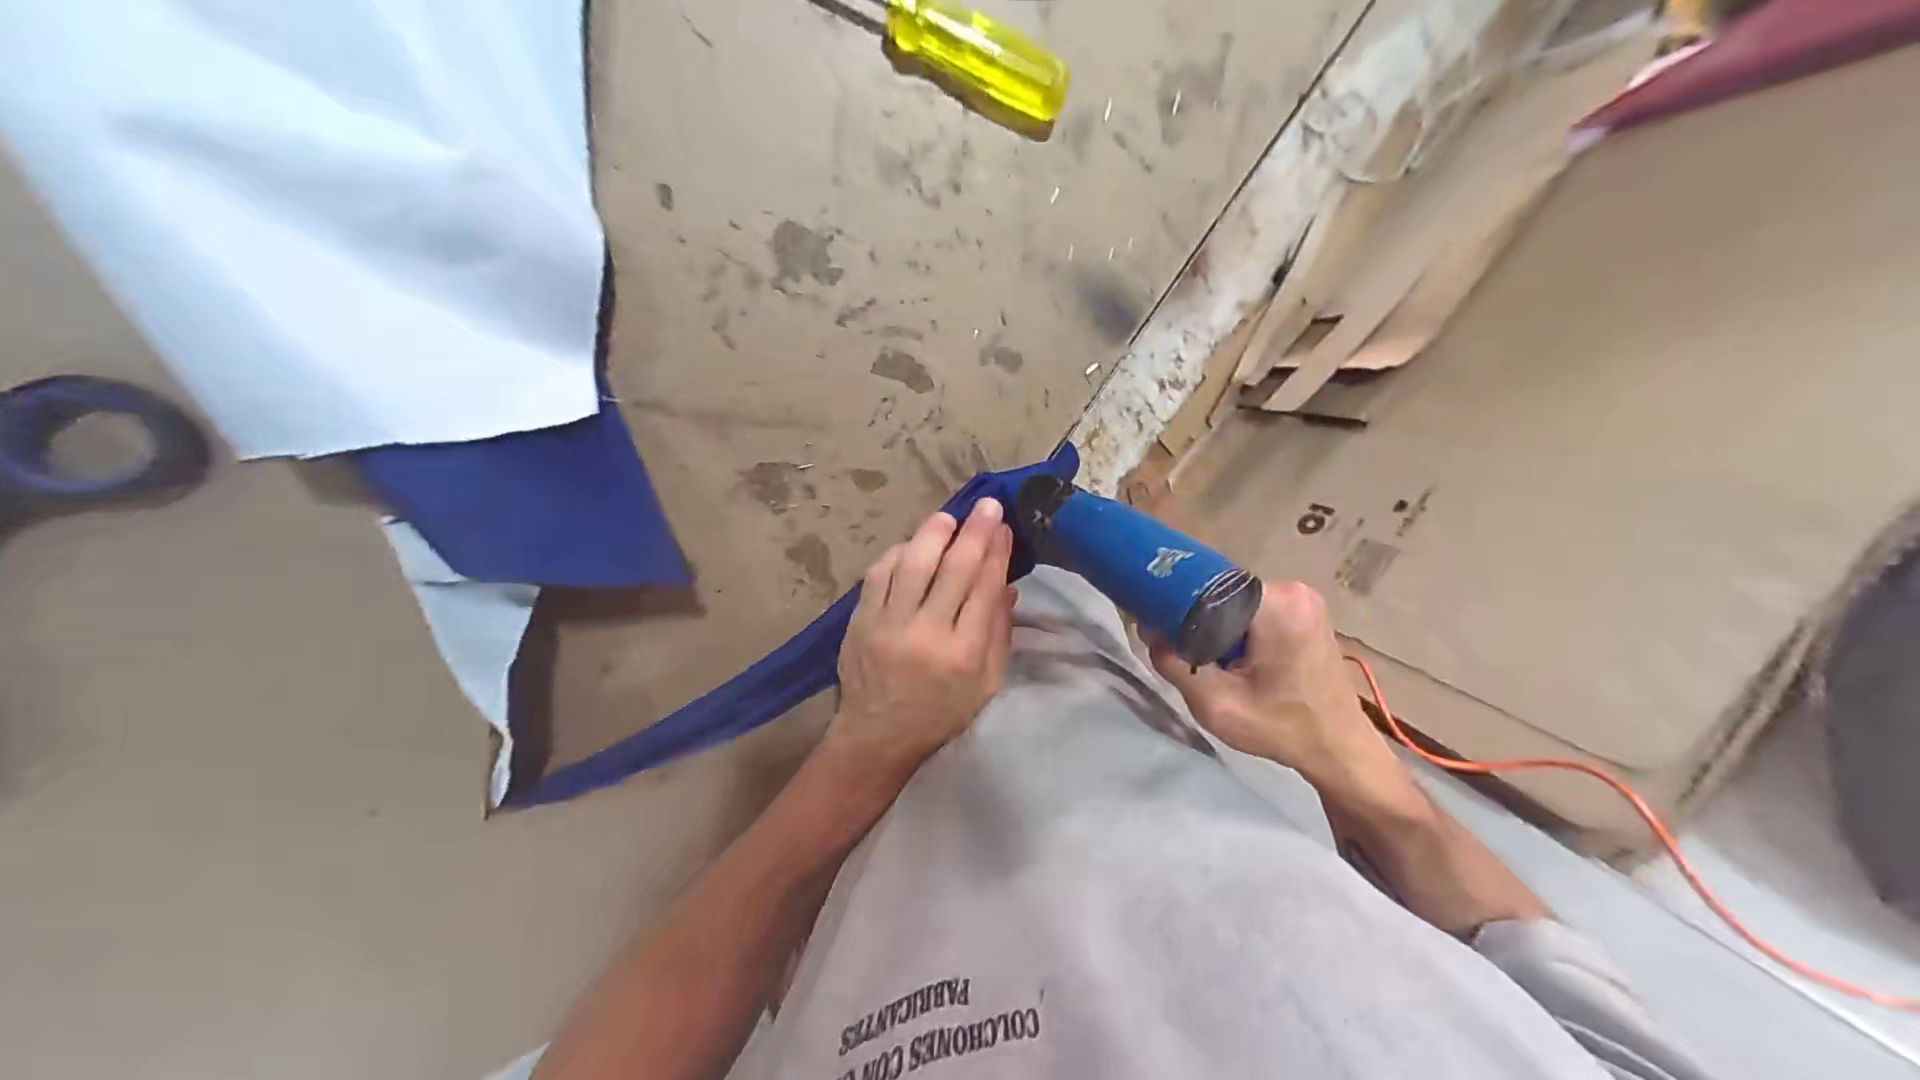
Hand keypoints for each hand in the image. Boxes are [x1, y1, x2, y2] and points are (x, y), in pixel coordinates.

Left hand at [830, 498, 1016, 775]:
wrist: (878, 735)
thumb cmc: (940, 712)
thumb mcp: (985, 684)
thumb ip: (998, 635)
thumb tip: (1007, 585)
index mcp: (963, 653)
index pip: (984, 588)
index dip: (996, 553)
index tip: (1004, 528)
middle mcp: (927, 634)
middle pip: (953, 569)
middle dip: (974, 532)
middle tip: (986, 506)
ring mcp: (889, 625)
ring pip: (912, 564)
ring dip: (932, 534)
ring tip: (948, 517)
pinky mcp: (860, 621)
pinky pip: (878, 575)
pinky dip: (897, 554)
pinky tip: (912, 545)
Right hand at [1149, 581, 1413, 810]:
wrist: (1339, 750)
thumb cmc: (1282, 728)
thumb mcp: (1215, 704)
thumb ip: (1173, 663)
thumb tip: (1147, 627)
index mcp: (1276, 603)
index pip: (1203, 586)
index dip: (1174, 605)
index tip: (1157, 628)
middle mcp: (1292, 589)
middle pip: (1218, 593)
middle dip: (1195, 621)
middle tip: (1182, 654)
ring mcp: (1302, 599)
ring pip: (1232, 603)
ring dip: (1215, 628)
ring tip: (1210, 662)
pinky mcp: (1304, 613)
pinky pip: (1251, 610)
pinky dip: (1234, 630)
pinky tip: (1230, 660)